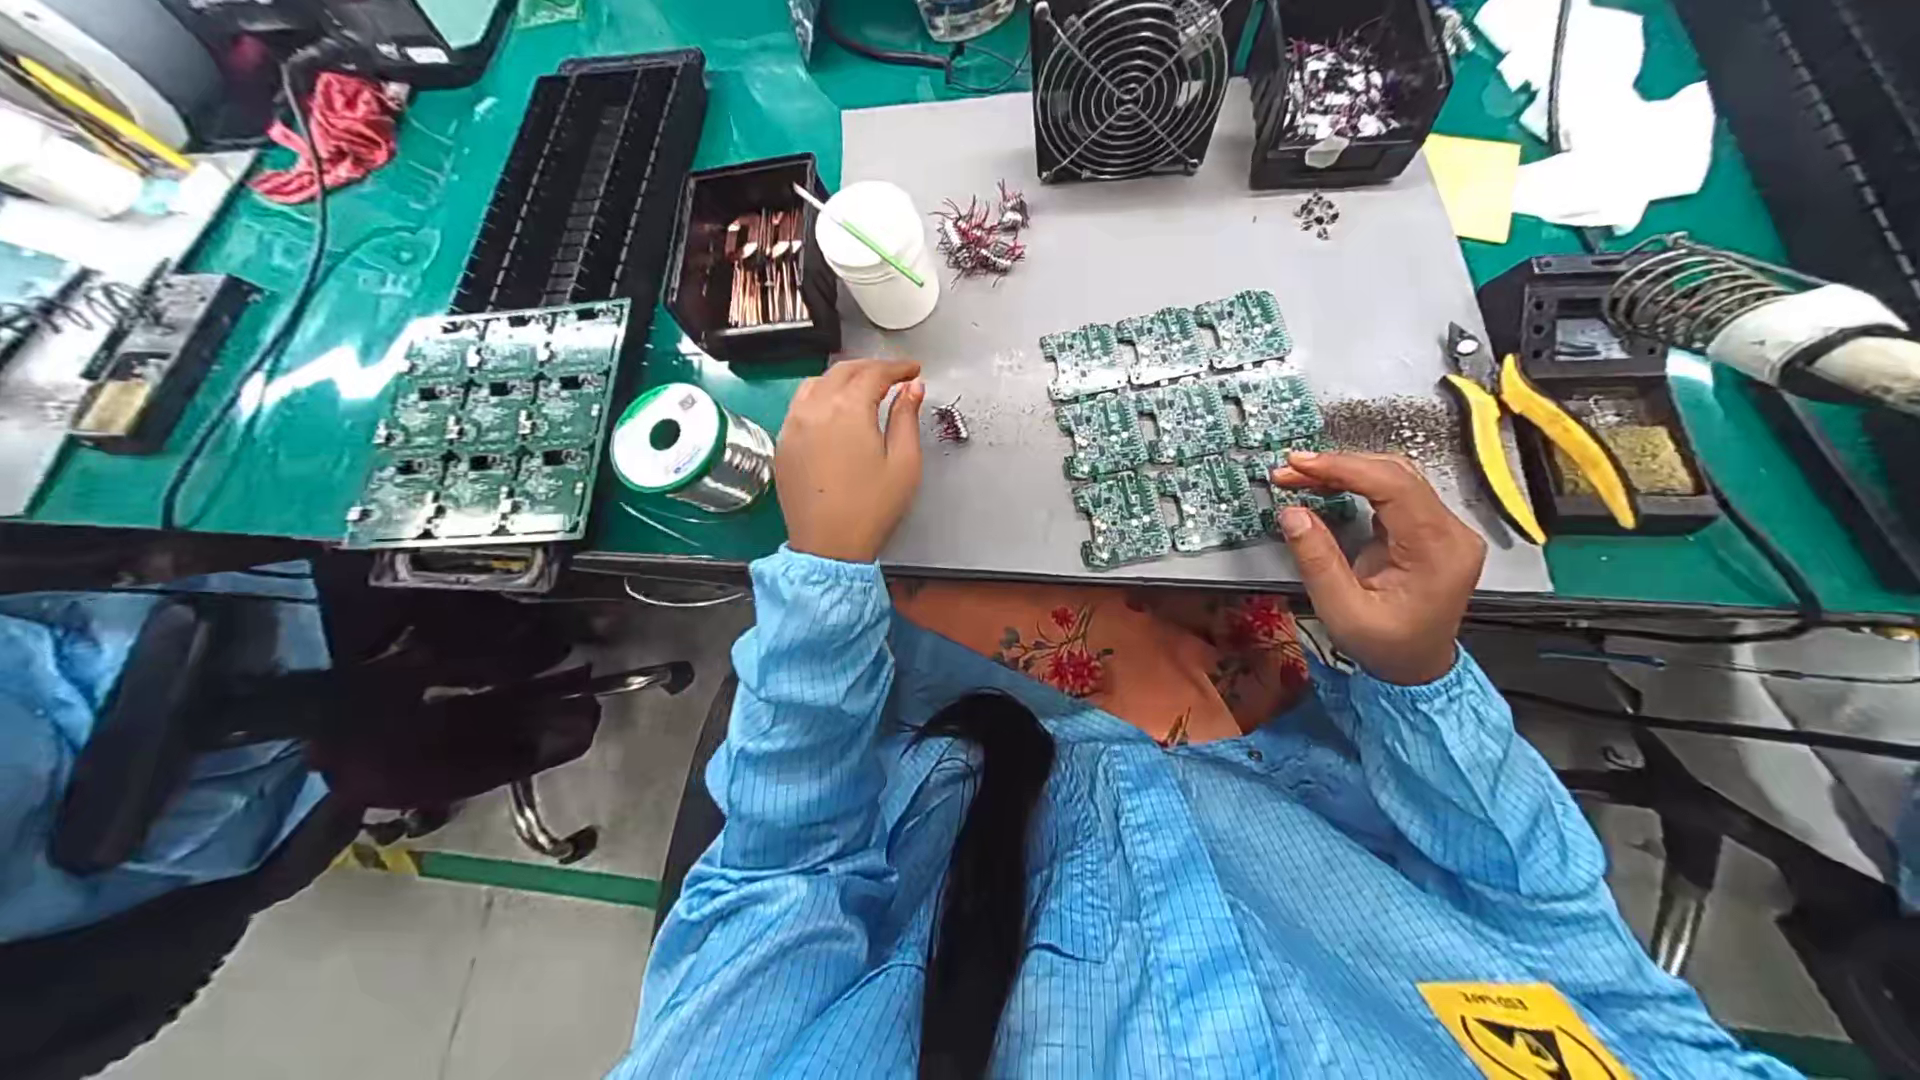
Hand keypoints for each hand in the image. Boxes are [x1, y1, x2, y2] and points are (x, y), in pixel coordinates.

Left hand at [776, 358, 924, 562]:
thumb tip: (912, 388)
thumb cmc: (872, 507)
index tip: (912, 371)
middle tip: (893, 377)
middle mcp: (815, 408)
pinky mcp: (782, 443)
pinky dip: (820, 396)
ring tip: (863, 389)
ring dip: (842, 378)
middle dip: (870, 369)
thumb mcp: (904, 462)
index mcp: (848, 409)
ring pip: (816, 383)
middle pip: (843, 371)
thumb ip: (907, 418)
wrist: (828, 546)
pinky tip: (834, 410)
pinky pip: (800, 405)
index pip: (874, 373)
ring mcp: (793, 425)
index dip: (896, 368)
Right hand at [1270, 451, 1485, 684]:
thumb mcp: (1342, 611)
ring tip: (1299, 476)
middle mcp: (1451, 532)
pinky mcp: (1427, 529)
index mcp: (1438, 551)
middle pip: (1395, 474)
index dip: (1343, 468)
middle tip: (1289, 471)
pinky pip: (1392, 491)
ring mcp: (1443, 528)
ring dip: (1344, 471)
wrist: (1417, 668)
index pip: (1394, 486)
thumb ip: (1318, 561)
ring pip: (1394, 477)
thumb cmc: (1386, 646)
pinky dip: (1354, 484)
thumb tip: (1293, 514)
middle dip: (1338, 466)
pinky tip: (1324, 486)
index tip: (1299, 465)